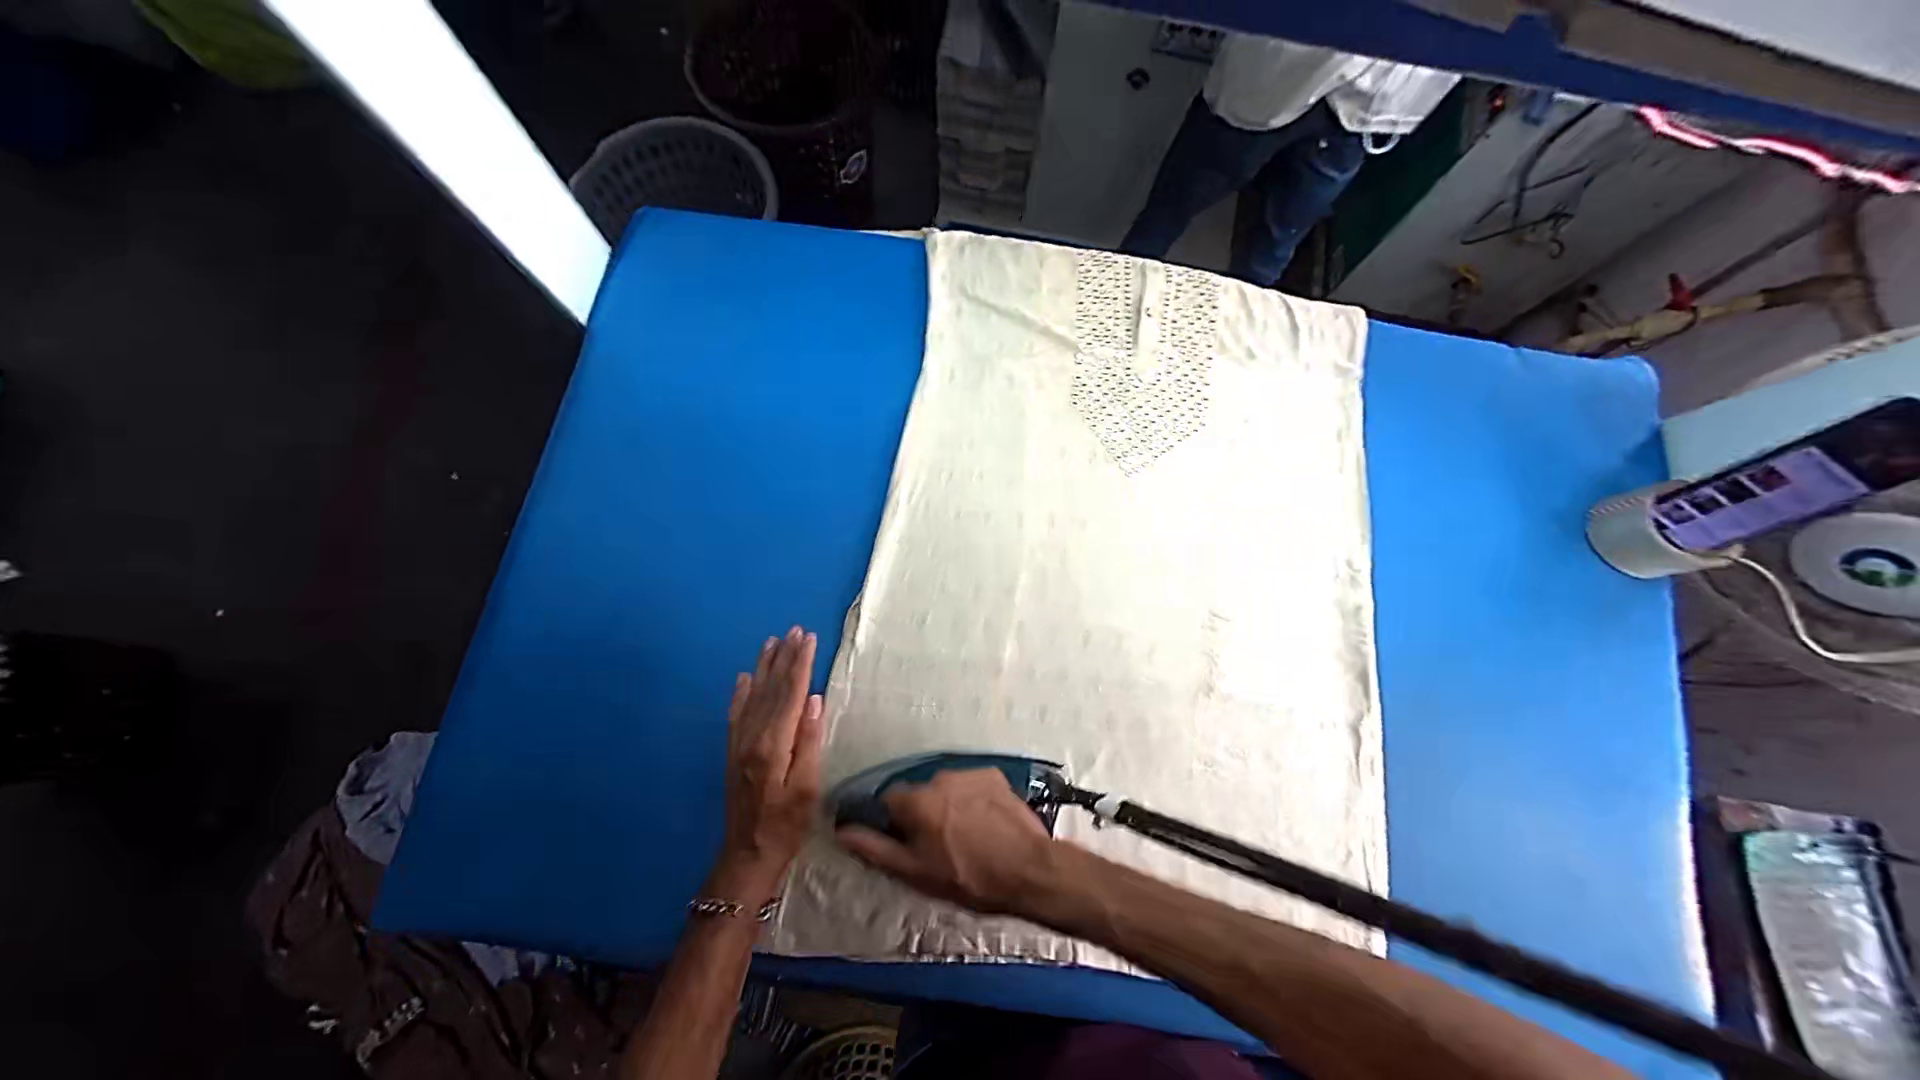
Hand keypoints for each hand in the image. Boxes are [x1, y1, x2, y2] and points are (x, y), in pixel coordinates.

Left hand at [709, 626, 823, 906]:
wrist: (747, 855)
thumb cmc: (787, 825)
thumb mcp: (808, 787)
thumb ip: (810, 742)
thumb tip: (813, 700)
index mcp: (773, 744)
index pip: (790, 694)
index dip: (800, 664)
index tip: (808, 638)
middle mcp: (752, 737)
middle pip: (771, 689)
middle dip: (784, 658)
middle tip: (794, 631)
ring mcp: (738, 744)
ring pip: (753, 695)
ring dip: (765, 667)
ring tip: (773, 642)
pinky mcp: (732, 752)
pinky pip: (736, 713)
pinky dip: (741, 692)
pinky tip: (746, 677)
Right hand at [835, 768, 1058, 915]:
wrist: (1028, 868)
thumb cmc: (968, 877)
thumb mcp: (915, 871)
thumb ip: (875, 847)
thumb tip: (842, 830)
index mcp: (915, 800)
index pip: (887, 801)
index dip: (892, 822)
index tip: (905, 841)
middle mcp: (939, 776)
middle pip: (918, 793)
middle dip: (922, 814)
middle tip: (937, 844)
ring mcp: (969, 772)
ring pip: (945, 788)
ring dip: (946, 805)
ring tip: (965, 835)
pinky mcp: (993, 775)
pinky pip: (970, 784)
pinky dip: (970, 799)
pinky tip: (983, 822)